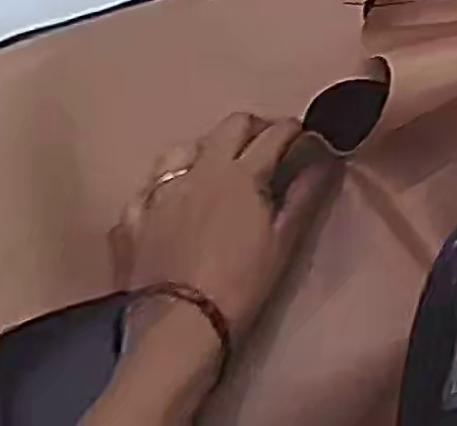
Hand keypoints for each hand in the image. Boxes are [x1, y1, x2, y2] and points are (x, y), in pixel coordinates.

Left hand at [112, 114, 332, 337]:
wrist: (180, 332)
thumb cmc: (242, 282)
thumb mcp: (285, 237)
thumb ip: (306, 192)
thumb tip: (325, 158)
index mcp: (241, 173)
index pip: (275, 133)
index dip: (294, 129)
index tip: (304, 136)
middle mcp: (200, 172)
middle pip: (230, 126)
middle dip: (255, 128)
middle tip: (267, 147)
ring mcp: (160, 195)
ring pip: (182, 149)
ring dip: (204, 150)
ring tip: (216, 169)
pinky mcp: (131, 222)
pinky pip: (145, 190)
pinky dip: (162, 188)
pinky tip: (171, 202)